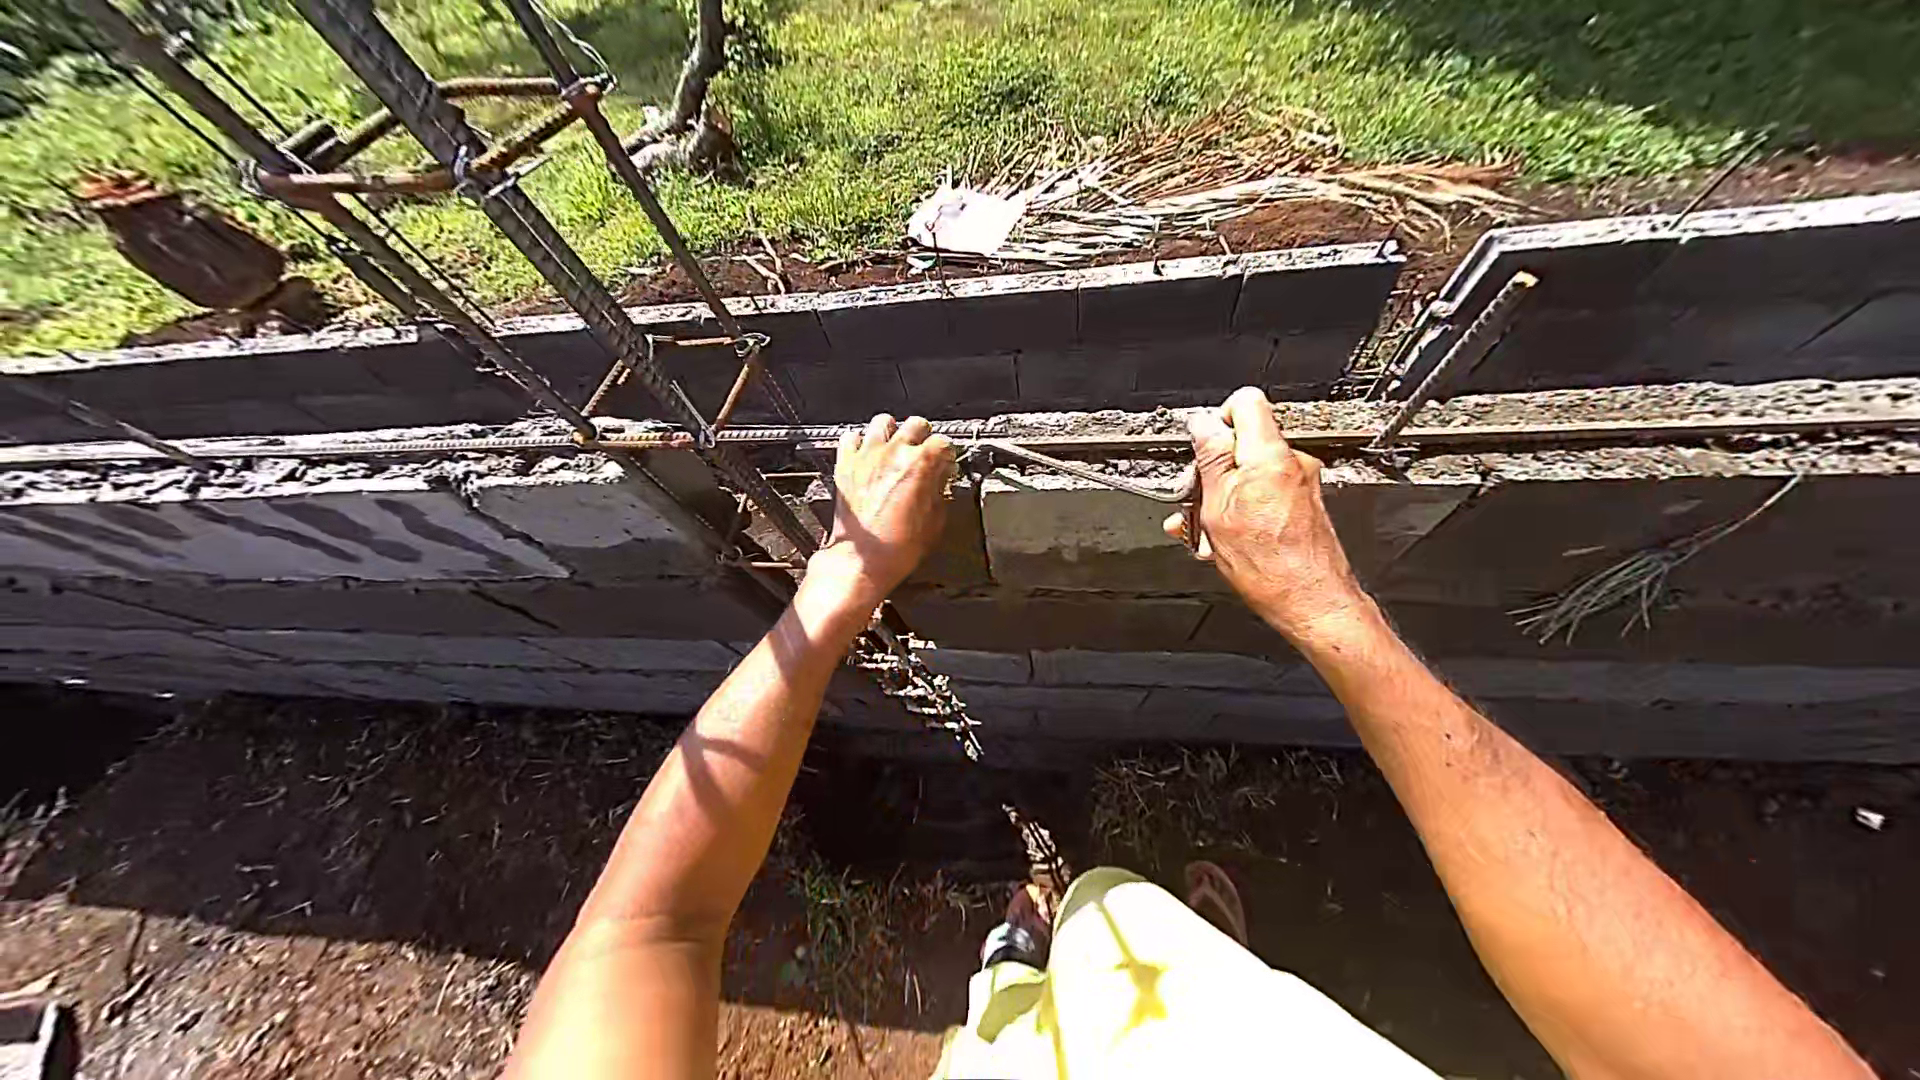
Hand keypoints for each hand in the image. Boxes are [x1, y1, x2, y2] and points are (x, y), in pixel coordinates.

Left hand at [808, 413, 953, 610]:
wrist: (863, 560)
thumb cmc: (896, 547)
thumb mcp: (935, 522)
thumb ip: (941, 492)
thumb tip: (941, 481)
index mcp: (921, 464)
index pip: (944, 442)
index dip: (948, 455)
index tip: (946, 464)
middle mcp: (894, 453)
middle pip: (916, 423)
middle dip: (924, 436)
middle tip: (925, 453)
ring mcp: (867, 455)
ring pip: (883, 422)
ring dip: (893, 433)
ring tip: (896, 448)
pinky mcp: (846, 464)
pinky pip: (851, 437)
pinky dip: (861, 443)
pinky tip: (868, 455)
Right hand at [1162, 387, 1373, 644]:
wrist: (1310, 601)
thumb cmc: (1270, 566)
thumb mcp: (1218, 509)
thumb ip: (1211, 461)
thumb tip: (1203, 424)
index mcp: (1269, 456)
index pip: (1245, 403)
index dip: (1216, 421)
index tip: (1200, 450)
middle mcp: (1291, 463)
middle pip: (1242, 441)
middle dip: (1211, 468)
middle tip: (1194, 498)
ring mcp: (1298, 483)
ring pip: (1247, 472)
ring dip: (1219, 496)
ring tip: (1205, 528)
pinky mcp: (1300, 504)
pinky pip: (1260, 492)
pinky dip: (1238, 509)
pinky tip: (1221, 536)